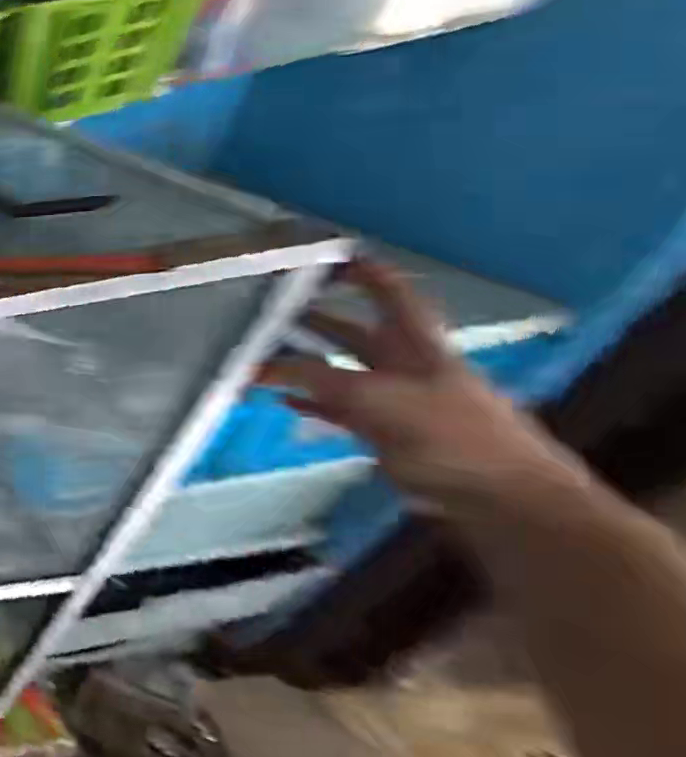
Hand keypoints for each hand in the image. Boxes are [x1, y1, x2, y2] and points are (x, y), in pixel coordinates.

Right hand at [261, 258, 585, 515]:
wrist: (504, 500)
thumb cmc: (448, 434)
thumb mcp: (372, 397)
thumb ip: (310, 378)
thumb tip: (251, 368)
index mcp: (415, 344)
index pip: (387, 292)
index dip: (359, 271)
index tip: (320, 256)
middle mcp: (404, 364)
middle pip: (353, 331)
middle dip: (312, 318)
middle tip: (265, 309)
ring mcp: (395, 399)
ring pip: (338, 370)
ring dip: (301, 363)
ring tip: (257, 354)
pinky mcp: (385, 431)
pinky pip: (336, 407)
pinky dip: (308, 401)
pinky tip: (279, 400)